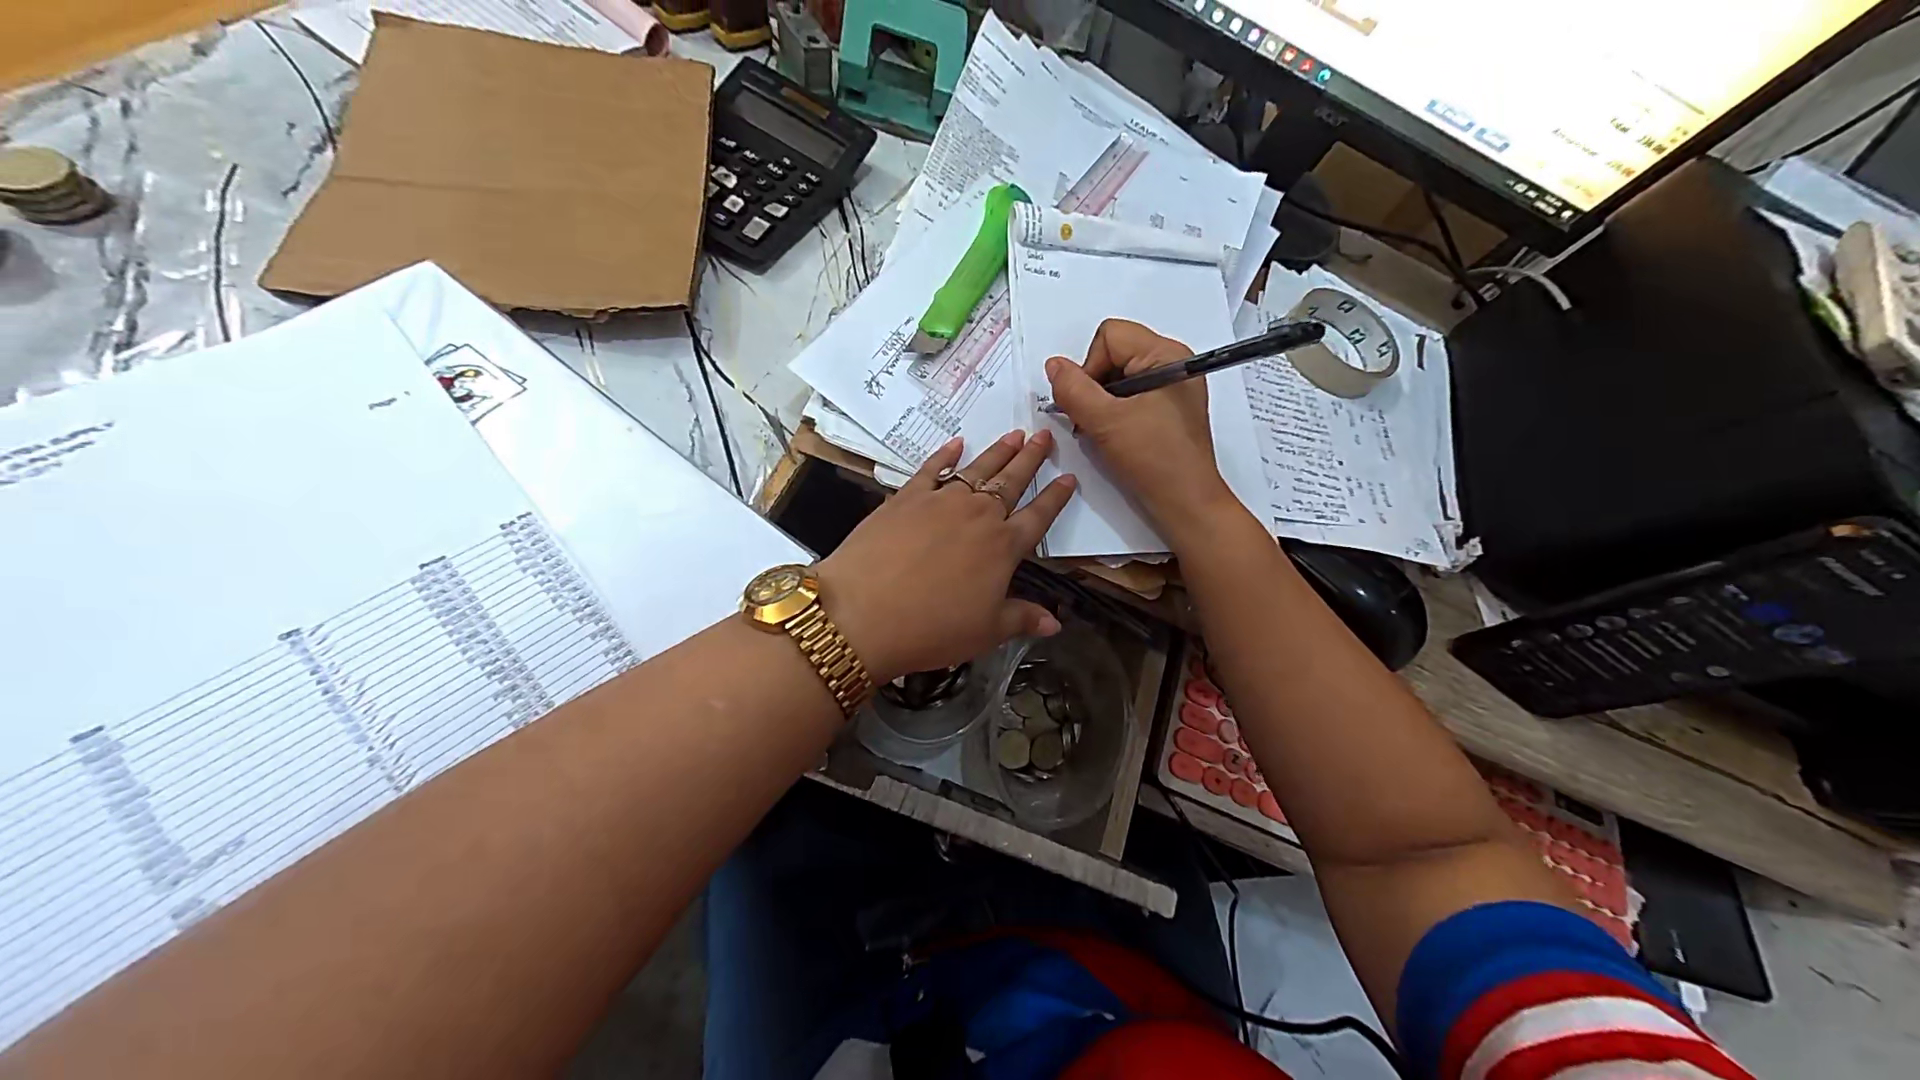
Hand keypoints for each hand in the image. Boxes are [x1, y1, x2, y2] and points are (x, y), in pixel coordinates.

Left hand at [816, 431, 1077, 682]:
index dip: (1056, 497)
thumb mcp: (986, 632)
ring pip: (977, 469)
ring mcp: (940, 502)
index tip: (1069, 477)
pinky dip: (945, 454)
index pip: (1039, 516)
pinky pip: (932, 469)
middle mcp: (977, 516)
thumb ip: (1022, 619)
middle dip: (1031, 458)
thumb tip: (1056, 622)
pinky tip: (956, 443)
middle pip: (1011, 481)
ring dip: (998, 451)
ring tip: (1014, 434)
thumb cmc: (931, 628)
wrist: (862, 612)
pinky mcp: (906, 498)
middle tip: (1044, 436)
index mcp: (1003, 547)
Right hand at [1045, 319, 1239, 533]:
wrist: (1185, 503)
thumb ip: (1073, 389)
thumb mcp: (1105, 422)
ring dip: (1100, 403)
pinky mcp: (1166, 409)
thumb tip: (1054, 366)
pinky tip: (1113, 437)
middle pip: (1112, 353)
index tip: (1090, 403)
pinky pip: (1128, 396)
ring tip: (1103, 432)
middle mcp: (1172, 363)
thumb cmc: (1156, 461)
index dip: (1089, 367)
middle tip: (1093, 420)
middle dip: (1094, 385)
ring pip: (1117, 377)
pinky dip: (1113, 413)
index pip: (1109, 336)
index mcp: (1166, 355)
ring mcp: (1170, 387)